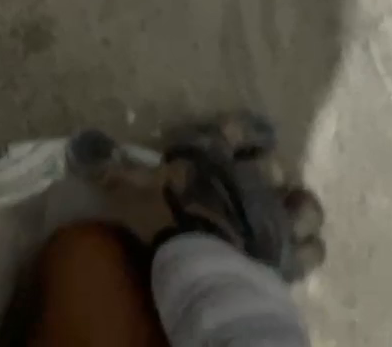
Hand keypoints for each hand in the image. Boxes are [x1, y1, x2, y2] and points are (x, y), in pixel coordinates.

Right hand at [68, 112, 325, 281]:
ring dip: (301, 204)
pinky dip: (311, 245)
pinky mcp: (287, 258)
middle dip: (271, 169)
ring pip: (303, 207)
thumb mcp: (128, 186)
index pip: (231, 134)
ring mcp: (272, 221)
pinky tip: (306, 244)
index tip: (253, 129)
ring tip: (296, 205)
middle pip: (271, 168)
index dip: (242, 130)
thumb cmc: (161, 218)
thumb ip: (110, 166)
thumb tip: (79, 144)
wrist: (196, 264)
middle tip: (267, 172)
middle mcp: (247, 185)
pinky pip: (312, 249)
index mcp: (212, 163)